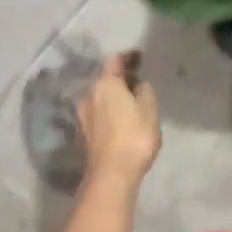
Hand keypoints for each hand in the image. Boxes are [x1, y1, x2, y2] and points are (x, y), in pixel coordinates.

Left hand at [77, 51, 159, 188]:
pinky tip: (119, 120)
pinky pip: (97, 114)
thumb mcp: (150, 110)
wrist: (111, 174)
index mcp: (104, 84)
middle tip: (136, 82)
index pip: (114, 60)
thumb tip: (139, 85)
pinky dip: (107, 112)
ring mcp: (81, 115)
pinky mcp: (82, 133)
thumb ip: (145, 91)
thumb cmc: (134, 137)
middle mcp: (88, 94)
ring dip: (112, 97)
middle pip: (104, 80)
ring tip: (129, 103)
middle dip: (119, 79)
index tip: (138, 56)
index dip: (128, 56)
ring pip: (99, 98)